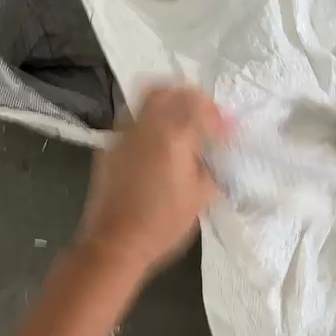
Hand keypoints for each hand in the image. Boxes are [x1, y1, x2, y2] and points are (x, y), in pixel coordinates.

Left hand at [75, 86, 226, 277]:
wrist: (113, 245)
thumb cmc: (162, 224)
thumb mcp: (200, 197)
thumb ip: (209, 167)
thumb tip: (212, 155)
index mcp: (174, 135)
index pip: (200, 107)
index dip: (217, 116)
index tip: (226, 131)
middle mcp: (147, 126)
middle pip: (169, 91)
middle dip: (191, 98)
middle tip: (203, 115)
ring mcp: (124, 134)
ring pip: (147, 100)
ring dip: (168, 103)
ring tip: (181, 123)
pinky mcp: (109, 146)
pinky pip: (133, 121)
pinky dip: (150, 122)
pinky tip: (158, 144)